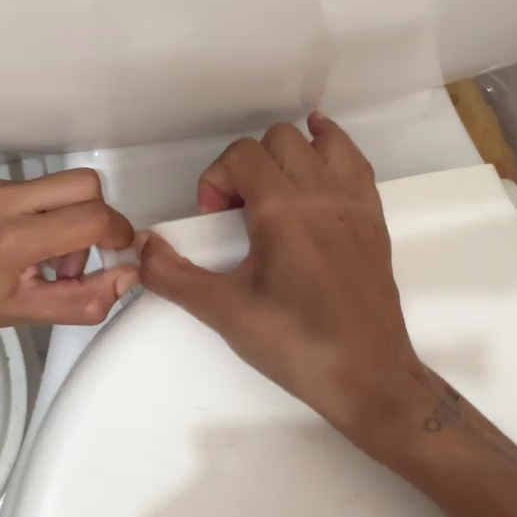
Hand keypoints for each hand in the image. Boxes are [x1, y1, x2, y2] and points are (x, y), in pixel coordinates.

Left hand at [0, 170, 138, 344]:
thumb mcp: (30, 314)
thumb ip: (85, 300)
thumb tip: (128, 275)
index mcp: (14, 238)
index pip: (91, 218)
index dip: (117, 235)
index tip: (116, 256)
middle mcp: (4, 201)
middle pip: (85, 184)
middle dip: (96, 220)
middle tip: (76, 259)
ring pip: (63, 184)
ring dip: (72, 217)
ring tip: (48, 257)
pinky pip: (40, 187)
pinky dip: (49, 213)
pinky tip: (29, 245)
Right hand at [137, 115, 430, 442]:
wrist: (367, 377)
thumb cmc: (294, 343)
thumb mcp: (222, 311)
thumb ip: (171, 275)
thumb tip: (142, 247)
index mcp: (284, 211)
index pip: (241, 155)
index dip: (215, 180)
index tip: (214, 222)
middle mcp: (323, 194)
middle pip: (278, 139)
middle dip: (247, 165)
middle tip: (238, 214)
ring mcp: (355, 204)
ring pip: (321, 141)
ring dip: (288, 153)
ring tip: (271, 187)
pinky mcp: (374, 219)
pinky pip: (354, 161)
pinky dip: (330, 152)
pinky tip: (314, 169)